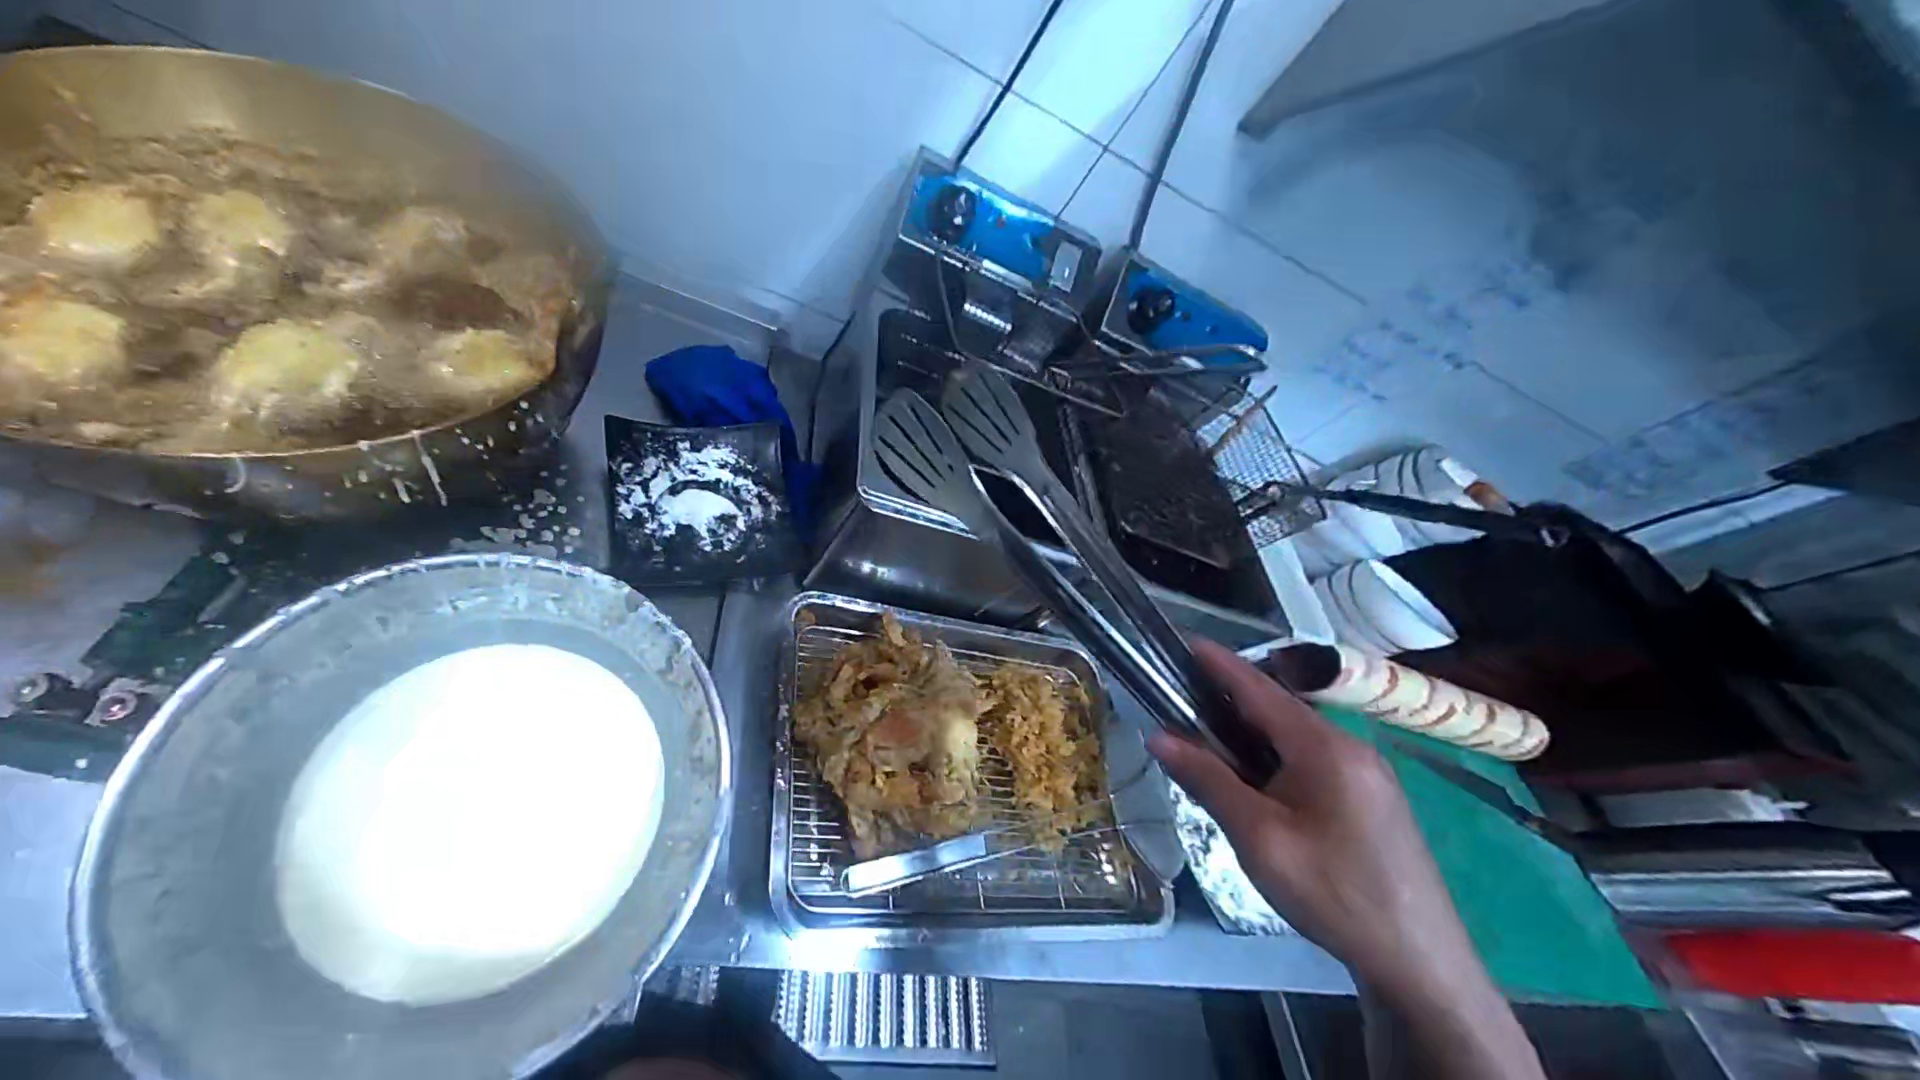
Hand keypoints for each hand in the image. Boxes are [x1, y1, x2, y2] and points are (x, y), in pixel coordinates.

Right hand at [1150, 639, 1486, 1004]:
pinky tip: (1259, 780)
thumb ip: (1208, 780)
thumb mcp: (1258, 837)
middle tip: (1184, 704)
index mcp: (1324, 747)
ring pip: (1297, 735)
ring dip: (1253, 731)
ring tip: (1211, 742)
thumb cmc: (1332, 892)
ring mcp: (1368, 772)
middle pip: (1280, 708)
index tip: (1185, 643)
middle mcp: (1351, 746)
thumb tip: (1159, 737)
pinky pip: (1315, 757)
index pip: (1260, 689)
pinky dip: (1276, 754)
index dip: (1220, 664)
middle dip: (1231, 700)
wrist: (1420, 962)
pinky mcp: (1374, 797)